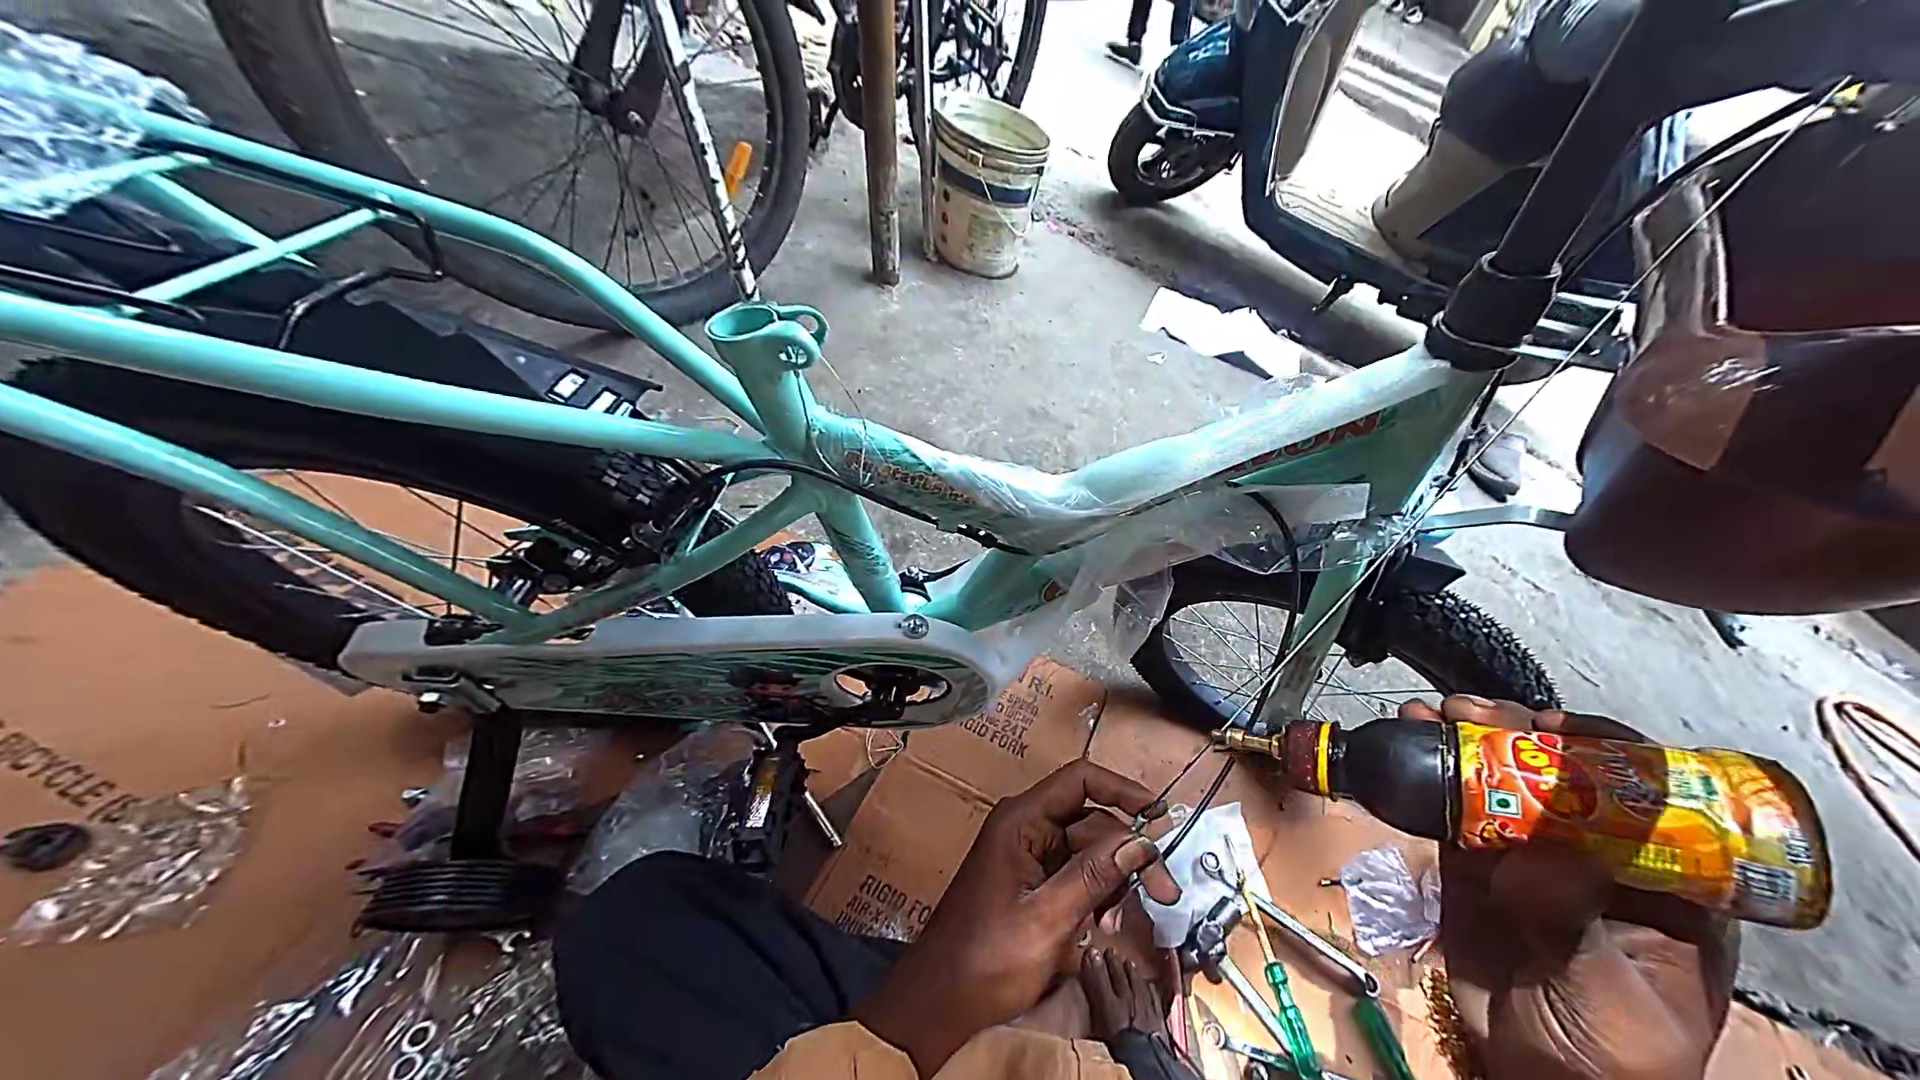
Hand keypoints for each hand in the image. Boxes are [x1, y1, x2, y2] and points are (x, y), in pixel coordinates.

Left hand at [851, 759, 1181, 1075]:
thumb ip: (1095, 876)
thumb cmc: (984, 959)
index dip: (1122, 790)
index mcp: (1021, 821)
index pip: (1079, 780)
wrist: (941, 1002)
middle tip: (1163, 891)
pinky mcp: (1032, 882)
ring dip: (1113, 882)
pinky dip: (1096, 897)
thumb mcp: (1047, 918)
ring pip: (1089, 851)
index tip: (1159, 816)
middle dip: (1128, 853)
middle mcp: (1026, 828)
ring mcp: (1028, 855)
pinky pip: (1076, 876)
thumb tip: (1140, 842)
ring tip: (1118, 923)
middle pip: (1091, 821)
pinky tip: (1101, 927)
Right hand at [1400, 696, 1737, 1079]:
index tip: (1552, 726)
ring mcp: (1525, 853)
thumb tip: (1537, 854)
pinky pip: (1450, 806)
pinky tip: (1410, 739)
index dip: (1602, 751)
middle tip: (1471, 713)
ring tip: (1432, 715)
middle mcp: (1589, 852)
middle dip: (1515, 733)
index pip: (1641, 796)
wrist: (1536, 1077)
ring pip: (1499, 780)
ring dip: (1466, 740)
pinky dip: (1428, 772)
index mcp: (1655, 879)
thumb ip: (1583, 923)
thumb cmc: (1611, 1047)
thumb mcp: (1618, 995)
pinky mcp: (1471, 861)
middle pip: (1557, 774)